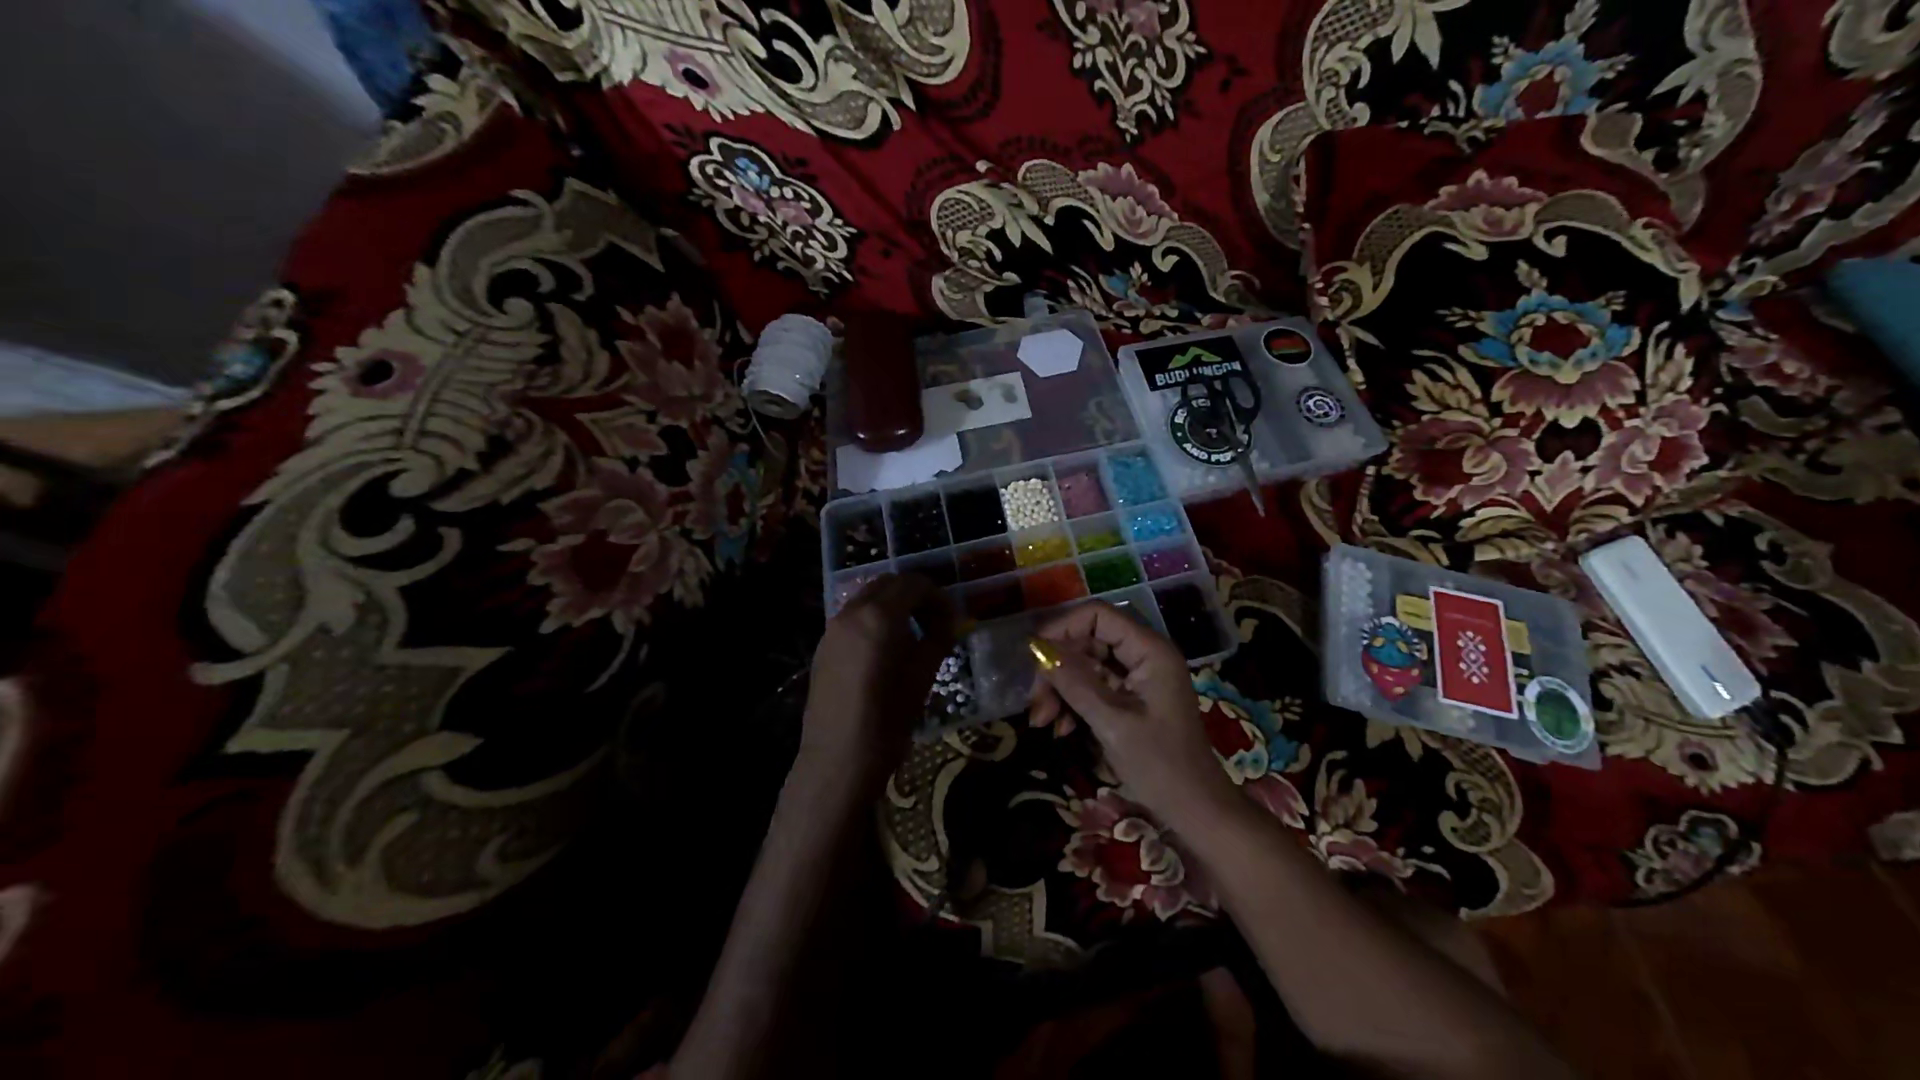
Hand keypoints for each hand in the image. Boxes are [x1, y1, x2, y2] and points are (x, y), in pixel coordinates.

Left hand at [802, 574, 955, 785]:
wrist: (838, 759)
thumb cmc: (888, 721)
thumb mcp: (923, 677)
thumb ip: (937, 639)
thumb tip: (947, 621)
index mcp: (880, 617)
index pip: (913, 583)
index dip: (937, 596)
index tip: (951, 618)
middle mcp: (851, 613)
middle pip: (888, 583)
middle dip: (914, 595)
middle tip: (934, 621)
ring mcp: (832, 628)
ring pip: (867, 598)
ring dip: (892, 605)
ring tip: (912, 635)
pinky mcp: (823, 646)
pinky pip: (852, 617)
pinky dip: (873, 619)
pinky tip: (886, 650)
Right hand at [1028, 602, 1234, 826]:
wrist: (1195, 810)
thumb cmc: (1160, 765)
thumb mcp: (1111, 722)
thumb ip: (1075, 682)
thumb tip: (1039, 650)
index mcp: (1150, 651)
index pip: (1098, 616)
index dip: (1062, 628)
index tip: (1034, 656)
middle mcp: (1144, 656)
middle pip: (1088, 641)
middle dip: (1057, 668)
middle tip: (1035, 702)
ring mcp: (1138, 678)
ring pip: (1086, 666)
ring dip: (1061, 690)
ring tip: (1043, 722)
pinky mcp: (1131, 699)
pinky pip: (1094, 688)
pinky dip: (1074, 704)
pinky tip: (1061, 730)